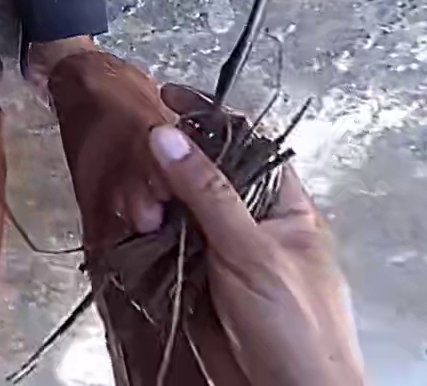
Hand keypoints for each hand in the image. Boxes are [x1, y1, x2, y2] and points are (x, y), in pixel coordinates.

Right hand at [148, 125, 364, 385]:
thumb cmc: (293, 330)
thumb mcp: (253, 254)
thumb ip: (208, 192)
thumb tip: (165, 133)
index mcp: (281, 204)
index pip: (245, 141)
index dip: (208, 114)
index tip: (167, 96)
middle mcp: (249, 216)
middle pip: (203, 167)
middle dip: (170, 161)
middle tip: (145, 164)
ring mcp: (220, 244)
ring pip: (178, 199)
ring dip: (154, 196)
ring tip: (139, 207)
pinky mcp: (193, 270)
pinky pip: (164, 233)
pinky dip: (146, 226)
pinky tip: (133, 224)